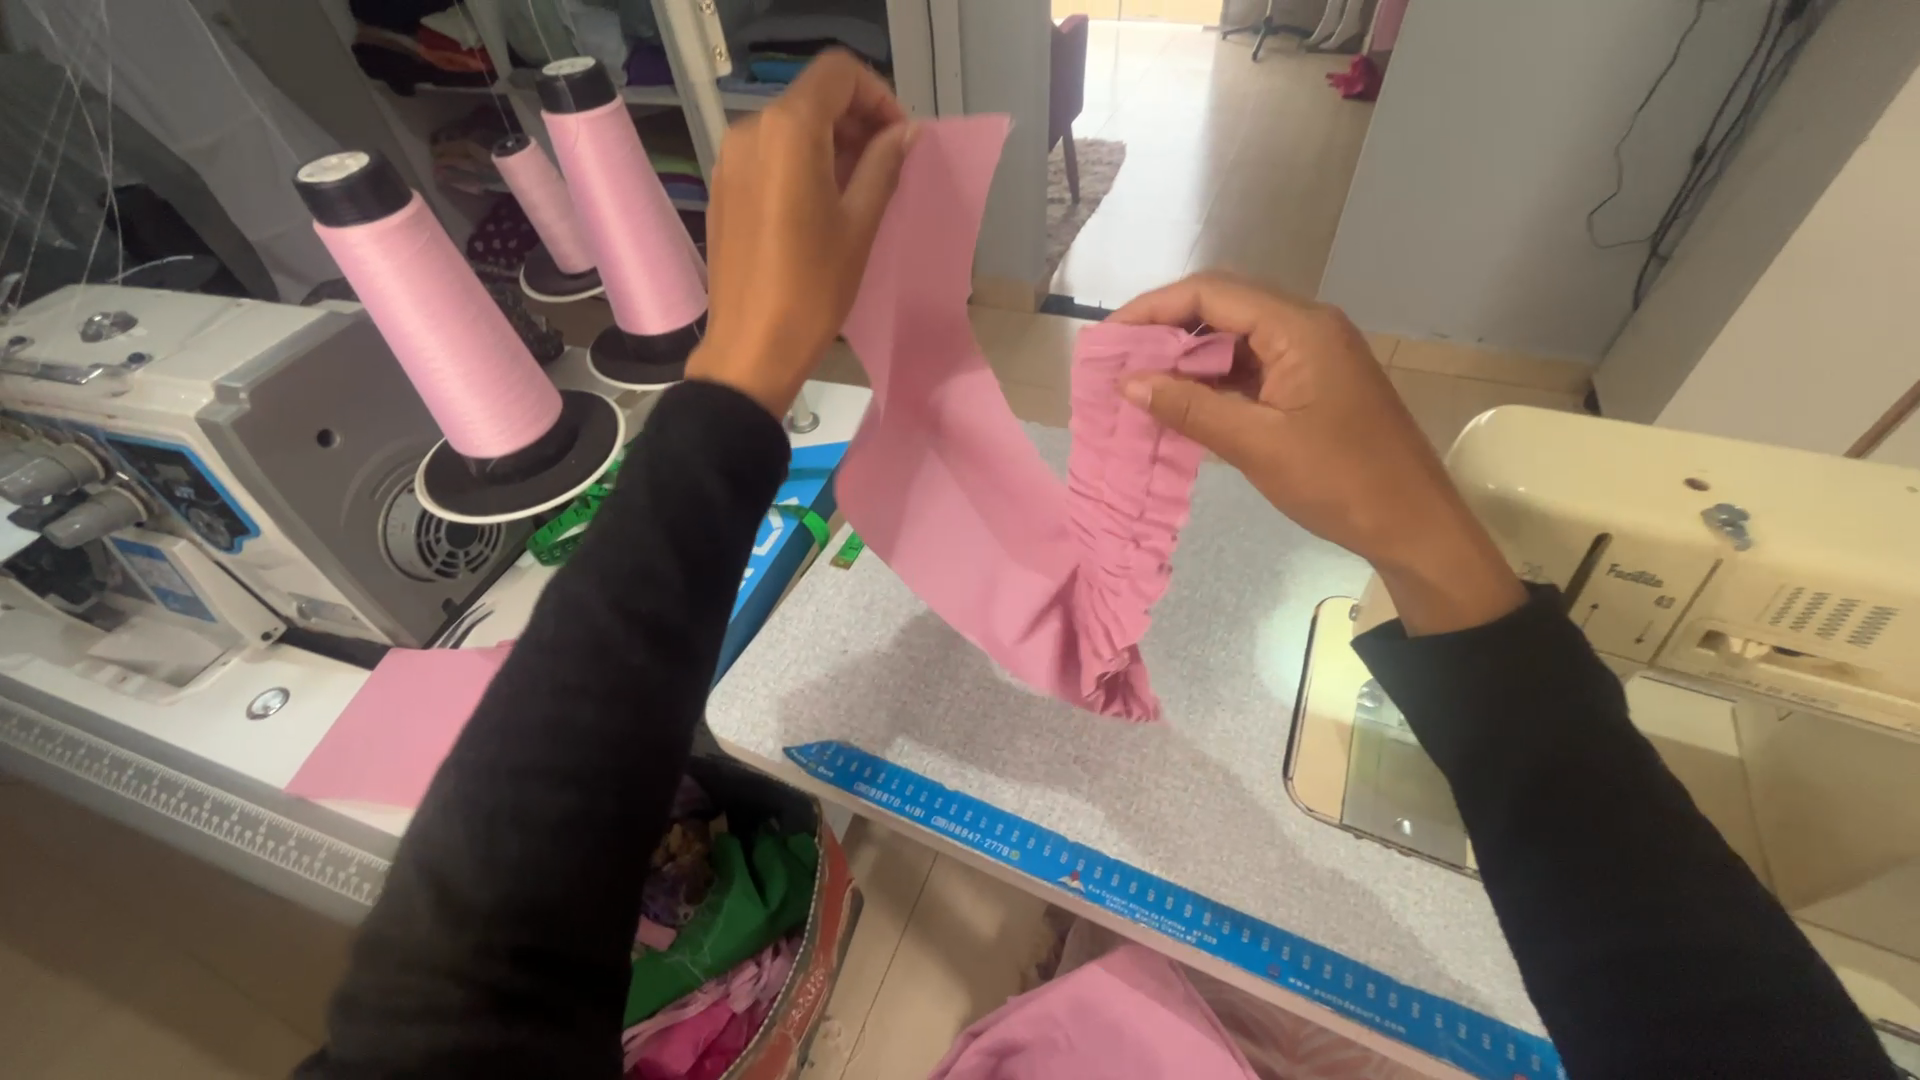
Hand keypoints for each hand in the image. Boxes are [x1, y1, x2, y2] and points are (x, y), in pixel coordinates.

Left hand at [688, 50, 913, 415]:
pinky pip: (769, 157)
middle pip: (812, 98)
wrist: (752, 346)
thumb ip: (883, 166)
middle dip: (856, 122)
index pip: (838, 74)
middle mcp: (751, 130)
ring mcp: (730, 159)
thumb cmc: (813, 288)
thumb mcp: (859, 225)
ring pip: (790, 128)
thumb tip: (904, 133)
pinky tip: (821, 209)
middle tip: (889, 169)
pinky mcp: (723, 189)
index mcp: (787, 130)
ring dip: (831, 146)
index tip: (901, 139)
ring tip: (859, 194)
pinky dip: (801, 166)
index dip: (878, 96)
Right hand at [1112, 273, 1524, 634]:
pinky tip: (1182, 403)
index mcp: (1299, 328)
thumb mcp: (1257, 445)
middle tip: (1118, 361)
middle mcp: (1306, 327)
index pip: (1211, 294)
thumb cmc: (1341, 482)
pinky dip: (1212, 380)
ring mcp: (1311, 355)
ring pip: (1234, 339)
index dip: (1153, 310)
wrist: (1414, 524)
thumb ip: (1190, 408)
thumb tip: (1127, 382)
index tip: (1107, 339)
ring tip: (1139, 383)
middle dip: (1165, 329)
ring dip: (1187, 357)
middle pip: (1222, 307)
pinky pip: (1250, 368)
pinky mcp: (1311, 383)